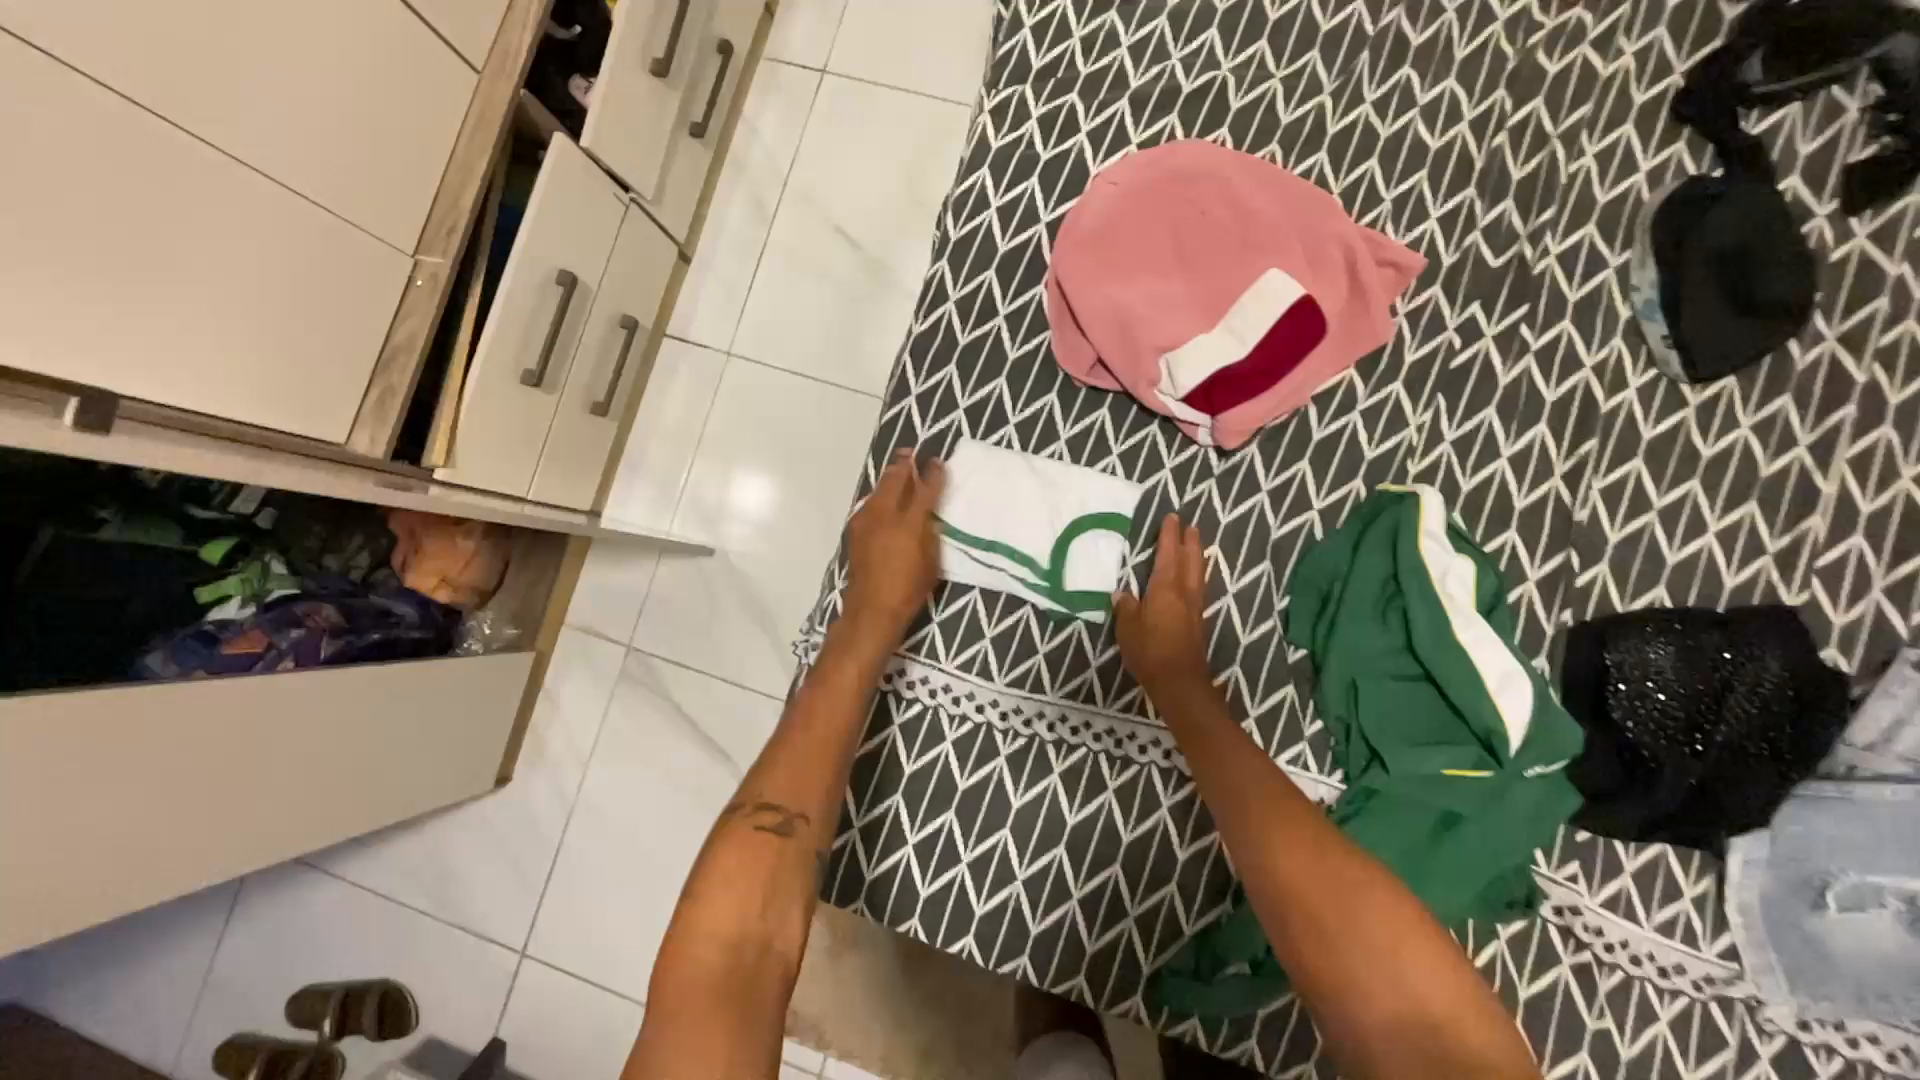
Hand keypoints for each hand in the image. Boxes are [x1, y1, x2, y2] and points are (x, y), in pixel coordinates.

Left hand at [841, 449, 944, 643]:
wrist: (872, 608)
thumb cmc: (909, 589)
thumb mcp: (931, 562)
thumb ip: (930, 534)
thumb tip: (928, 517)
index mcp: (911, 523)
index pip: (925, 490)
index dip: (933, 474)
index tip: (938, 462)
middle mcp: (887, 515)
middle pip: (896, 480)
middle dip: (904, 464)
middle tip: (911, 452)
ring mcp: (867, 521)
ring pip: (879, 489)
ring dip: (889, 477)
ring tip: (897, 468)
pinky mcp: (855, 530)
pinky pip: (868, 503)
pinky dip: (878, 495)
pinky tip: (881, 497)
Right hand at [1113, 514, 1212, 701]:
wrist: (1179, 680)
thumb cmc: (1149, 650)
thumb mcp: (1127, 627)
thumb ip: (1126, 607)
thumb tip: (1123, 593)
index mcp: (1165, 587)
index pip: (1168, 553)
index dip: (1169, 535)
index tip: (1171, 517)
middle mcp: (1184, 591)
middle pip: (1190, 559)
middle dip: (1190, 541)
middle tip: (1190, 525)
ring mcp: (1194, 606)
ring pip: (1198, 573)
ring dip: (1198, 556)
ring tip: (1197, 545)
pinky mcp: (1198, 621)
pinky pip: (1199, 588)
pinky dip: (1197, 575)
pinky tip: (1194, 578)